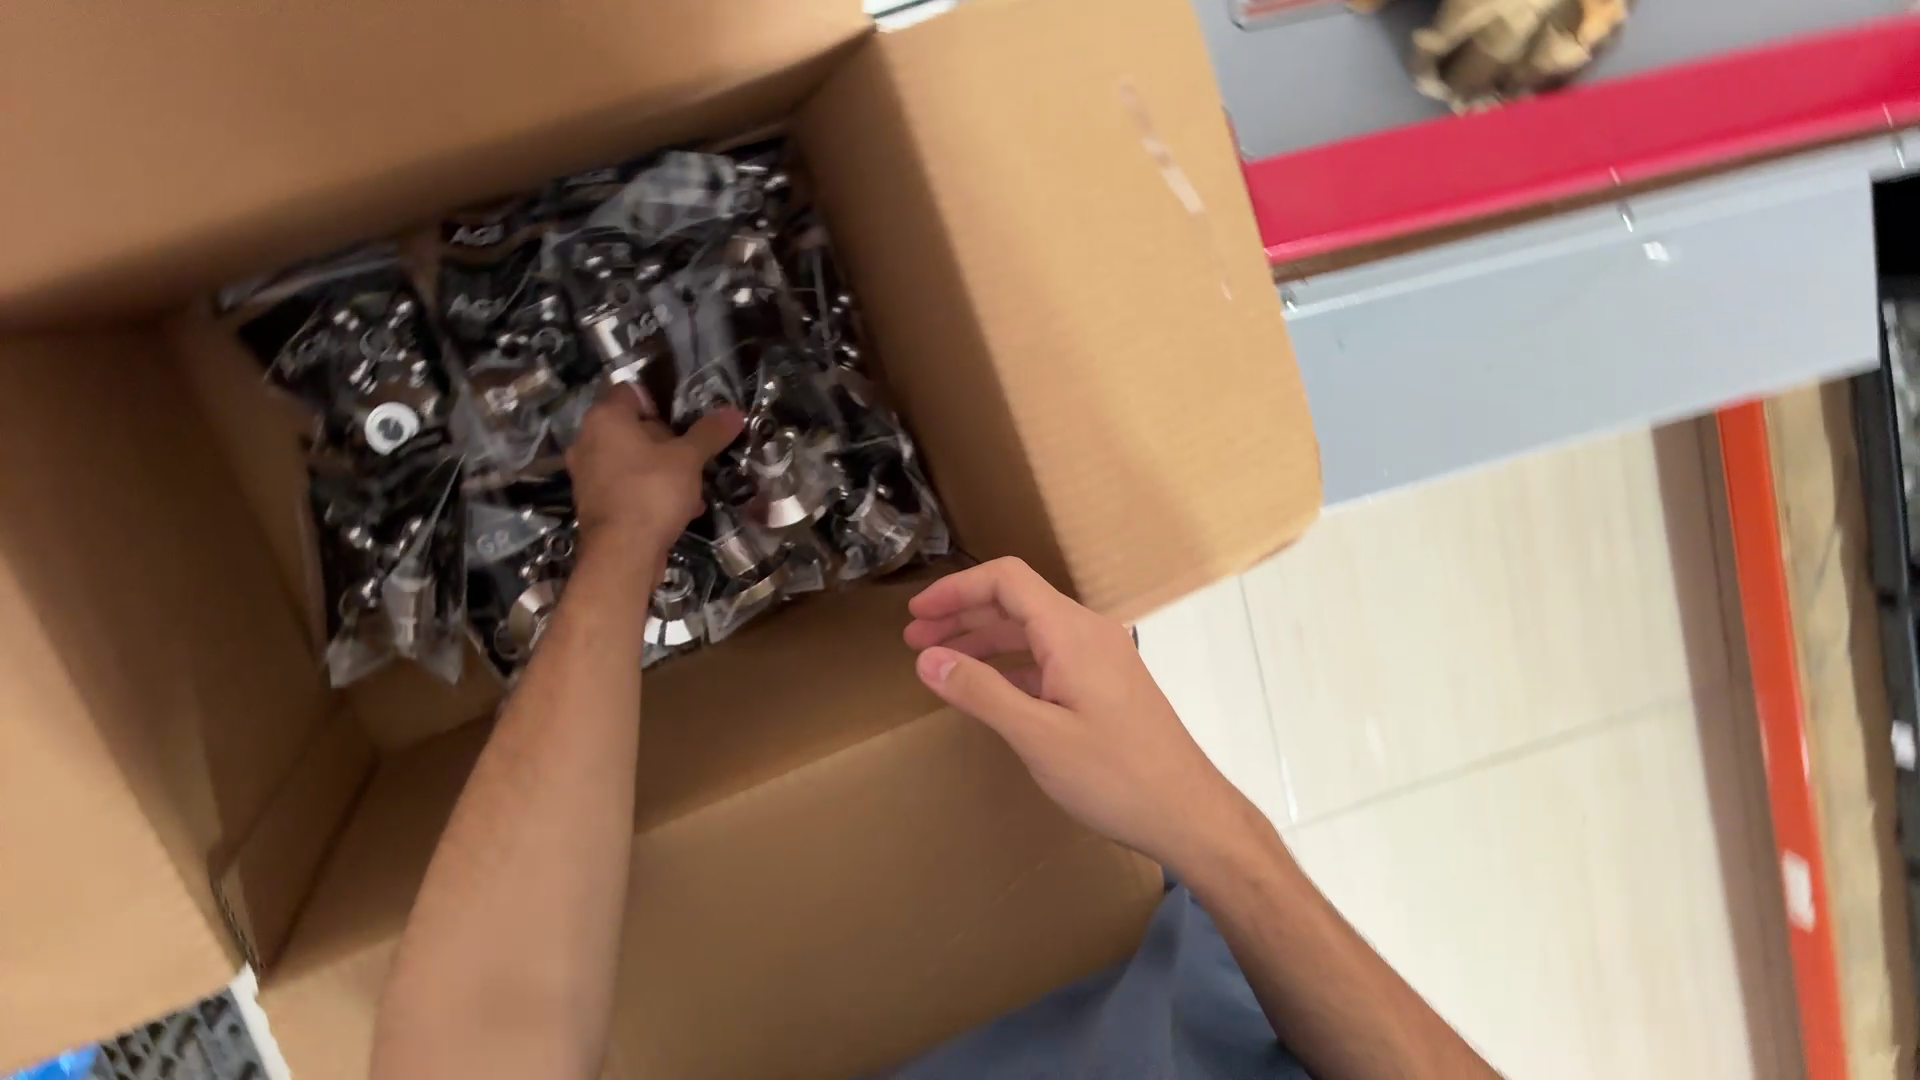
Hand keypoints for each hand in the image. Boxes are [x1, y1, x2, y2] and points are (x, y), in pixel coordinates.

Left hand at [565, 386, 742, 562]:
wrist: (622, 553)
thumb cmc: (652, 492)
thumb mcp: (689, 459)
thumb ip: (710, 433)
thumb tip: (734, 412)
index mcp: (605, 419)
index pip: (632, 392)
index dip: (663, 402)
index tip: (688, 422)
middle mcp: (588, 440)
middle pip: (634, 428)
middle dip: (668, 440)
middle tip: (695, 454)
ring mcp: (588, 474)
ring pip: (633, 460)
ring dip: (663, 469)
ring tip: (693, 485)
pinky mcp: (595, 503)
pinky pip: (628, 486)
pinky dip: (651, 491)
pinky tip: (681, 508)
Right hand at [902, 558, 1263, 874]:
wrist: (1189, 814)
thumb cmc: (1115, 776)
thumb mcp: (1038, 736)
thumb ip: (980, 692)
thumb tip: (927, 659)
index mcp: (1072, 632)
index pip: (1007, 580)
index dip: (957, 589)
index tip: (917, 613)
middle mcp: (1087, 633)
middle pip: (1016, 603)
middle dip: (962, 615)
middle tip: (914, 639)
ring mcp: (1099, 659)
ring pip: (1031, 632)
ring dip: (983, 640)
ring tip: (939, 660)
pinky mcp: (1104, 685)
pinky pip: (1047, 660)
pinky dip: (1010, 666)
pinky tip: (986, 689)